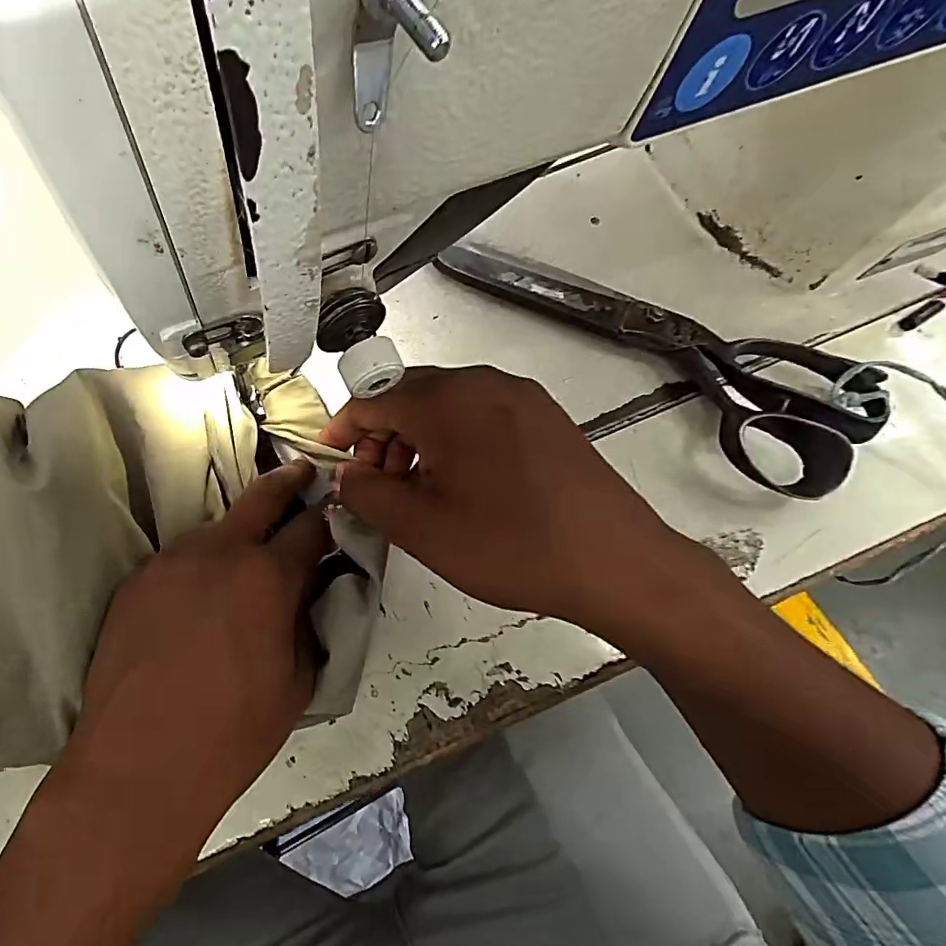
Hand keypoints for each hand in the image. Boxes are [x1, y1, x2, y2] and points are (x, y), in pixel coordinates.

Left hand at [61, 460, 332, 821]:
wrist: (138, 764)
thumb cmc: (232, 733)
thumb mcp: (297, 680)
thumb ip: (308, 621)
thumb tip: (309, 589)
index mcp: (267, 578)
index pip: (311, 527)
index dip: (330, 519)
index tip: (337, 515)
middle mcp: (218, 554)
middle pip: (262, 498)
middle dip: (289, 483)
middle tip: (303, 474)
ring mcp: (170, 562)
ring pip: (217, 529)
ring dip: (240, 533)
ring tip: (249, 555)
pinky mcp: (136, 581)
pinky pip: (180, 559)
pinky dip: (202, 564)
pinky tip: (203, 595)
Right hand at [320, 366, 737, 638]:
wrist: (615, 561)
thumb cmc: (513, 546)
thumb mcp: (423, 529)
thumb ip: (368, 495)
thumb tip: (346, 476)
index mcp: (448, 401)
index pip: (372, 398)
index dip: (342, 431)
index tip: (330, 463)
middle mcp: (484, 384)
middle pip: (410, 396)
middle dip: (380, 438)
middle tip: (374, 487)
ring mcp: (521, 398)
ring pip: (447, 407)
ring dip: (417, 441)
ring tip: (415, 492)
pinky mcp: (546, 418)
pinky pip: (481, 417)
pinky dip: (454, 442)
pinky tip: (459, 486)